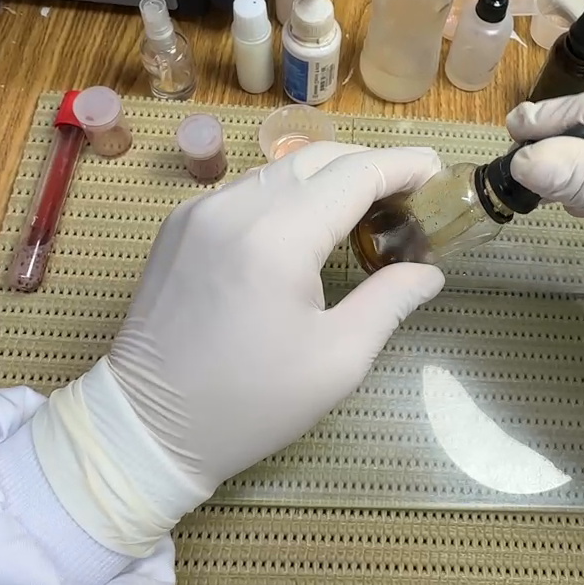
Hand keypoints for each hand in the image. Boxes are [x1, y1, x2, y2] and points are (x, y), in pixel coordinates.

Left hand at [29, 142, 445, 553]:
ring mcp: (201, 209)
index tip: (437, 170)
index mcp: (277, 238)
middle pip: (319, 157)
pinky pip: (248, 188)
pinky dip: (288, 192)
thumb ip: (390, 302)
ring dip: (328, 177)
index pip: (354, 175)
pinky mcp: (181, 222)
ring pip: (281, 168)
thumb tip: (428, 271)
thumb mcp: (337, 362)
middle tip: (407, 194)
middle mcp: (236, 206)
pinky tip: (305, 223)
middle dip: (369, 166)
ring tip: (362, 208)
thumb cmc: (248, 404)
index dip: (402, 165)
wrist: (145, 427)